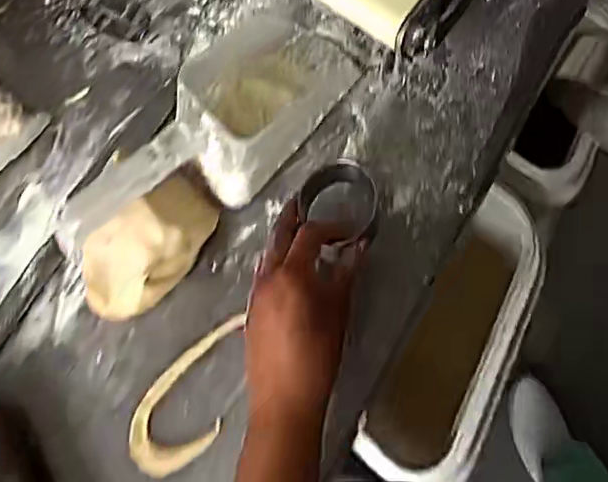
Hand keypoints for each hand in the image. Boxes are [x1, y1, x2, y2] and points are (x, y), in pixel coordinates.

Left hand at [245, 202, 364, 427]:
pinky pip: (263, 271)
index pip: (309, 234)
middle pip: (280, 234)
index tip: (347, 230)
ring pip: (268, 252)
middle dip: (294, 217)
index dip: (329, 226)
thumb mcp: (338, 315)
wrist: (282, 404)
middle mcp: (268, 275)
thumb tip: (357, 249)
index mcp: (290, 273)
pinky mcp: (250, 308)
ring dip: (283, 238)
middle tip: (305, 205)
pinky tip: (287, 269)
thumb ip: (345, 276)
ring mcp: (255, 291)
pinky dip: (275, 260)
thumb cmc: (316, 360)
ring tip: (300, 234)